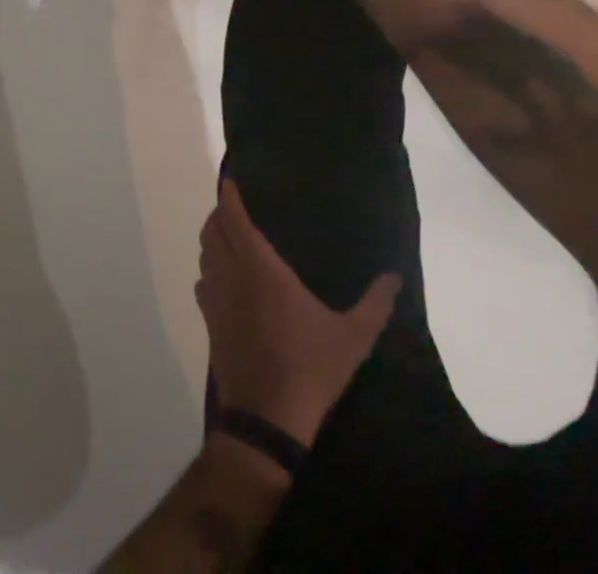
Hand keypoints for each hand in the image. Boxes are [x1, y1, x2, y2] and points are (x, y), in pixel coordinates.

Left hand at [198, 179, 400, 445]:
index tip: (230, 181)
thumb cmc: (311, 368)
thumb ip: (376, 303)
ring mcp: (216, 301)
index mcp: (263, 272)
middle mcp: (232, 278)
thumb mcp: (354, 336)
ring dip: (211, 240)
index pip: (236, 223)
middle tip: (232, 205)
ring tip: (227, 235)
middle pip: (213, 234)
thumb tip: (394, 276)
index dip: (230, 199)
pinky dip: (209, 269)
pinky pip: (203, 283)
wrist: (267, 416)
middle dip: (218, 214)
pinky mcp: (209, 324)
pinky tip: (222, 277)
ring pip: (204, 257)